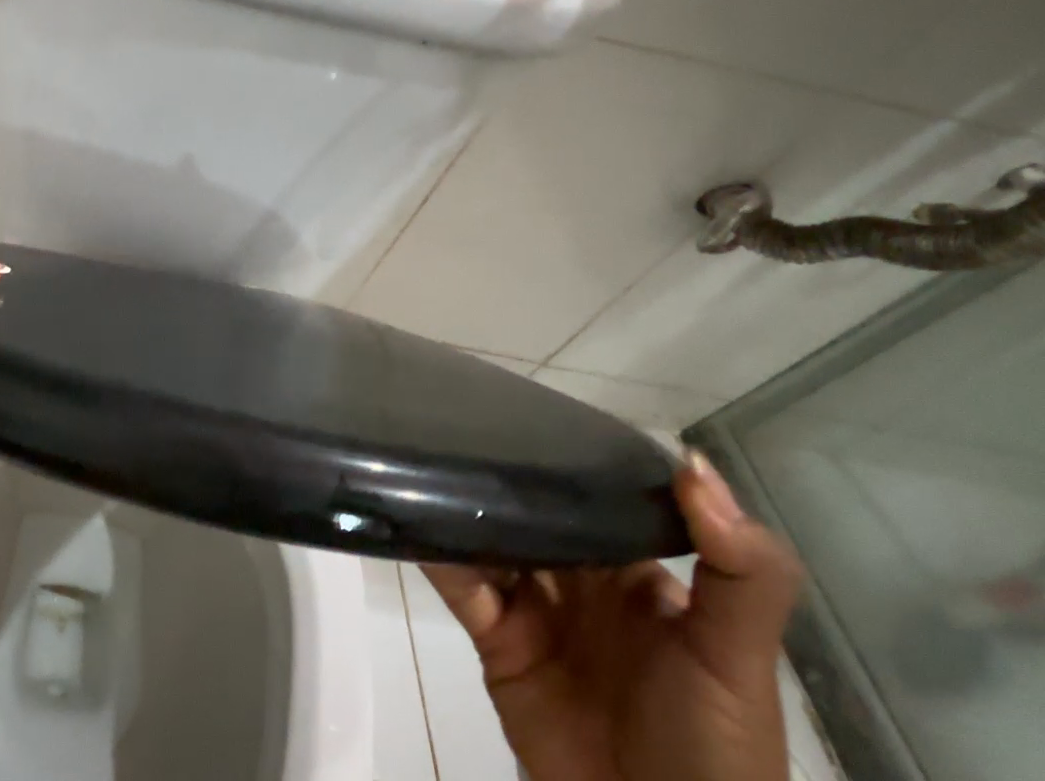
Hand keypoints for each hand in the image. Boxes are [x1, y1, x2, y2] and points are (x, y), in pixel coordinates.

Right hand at [423, 452, 803, 780]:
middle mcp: (584, 585)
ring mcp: (536, 613)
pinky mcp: (497, 644)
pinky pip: (464, 592)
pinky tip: (414, 521)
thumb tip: (695, 464)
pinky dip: (438, 558)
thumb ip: (741, 568)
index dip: (574, 461)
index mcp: (640, 577)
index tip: (535, 412)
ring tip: (428, 462)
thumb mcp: (738, 654)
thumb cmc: (714, 743)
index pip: (603, 502)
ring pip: (494, 546)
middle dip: (508, 480)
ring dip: (466, 511)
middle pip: (539, 519)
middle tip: (462, 424)